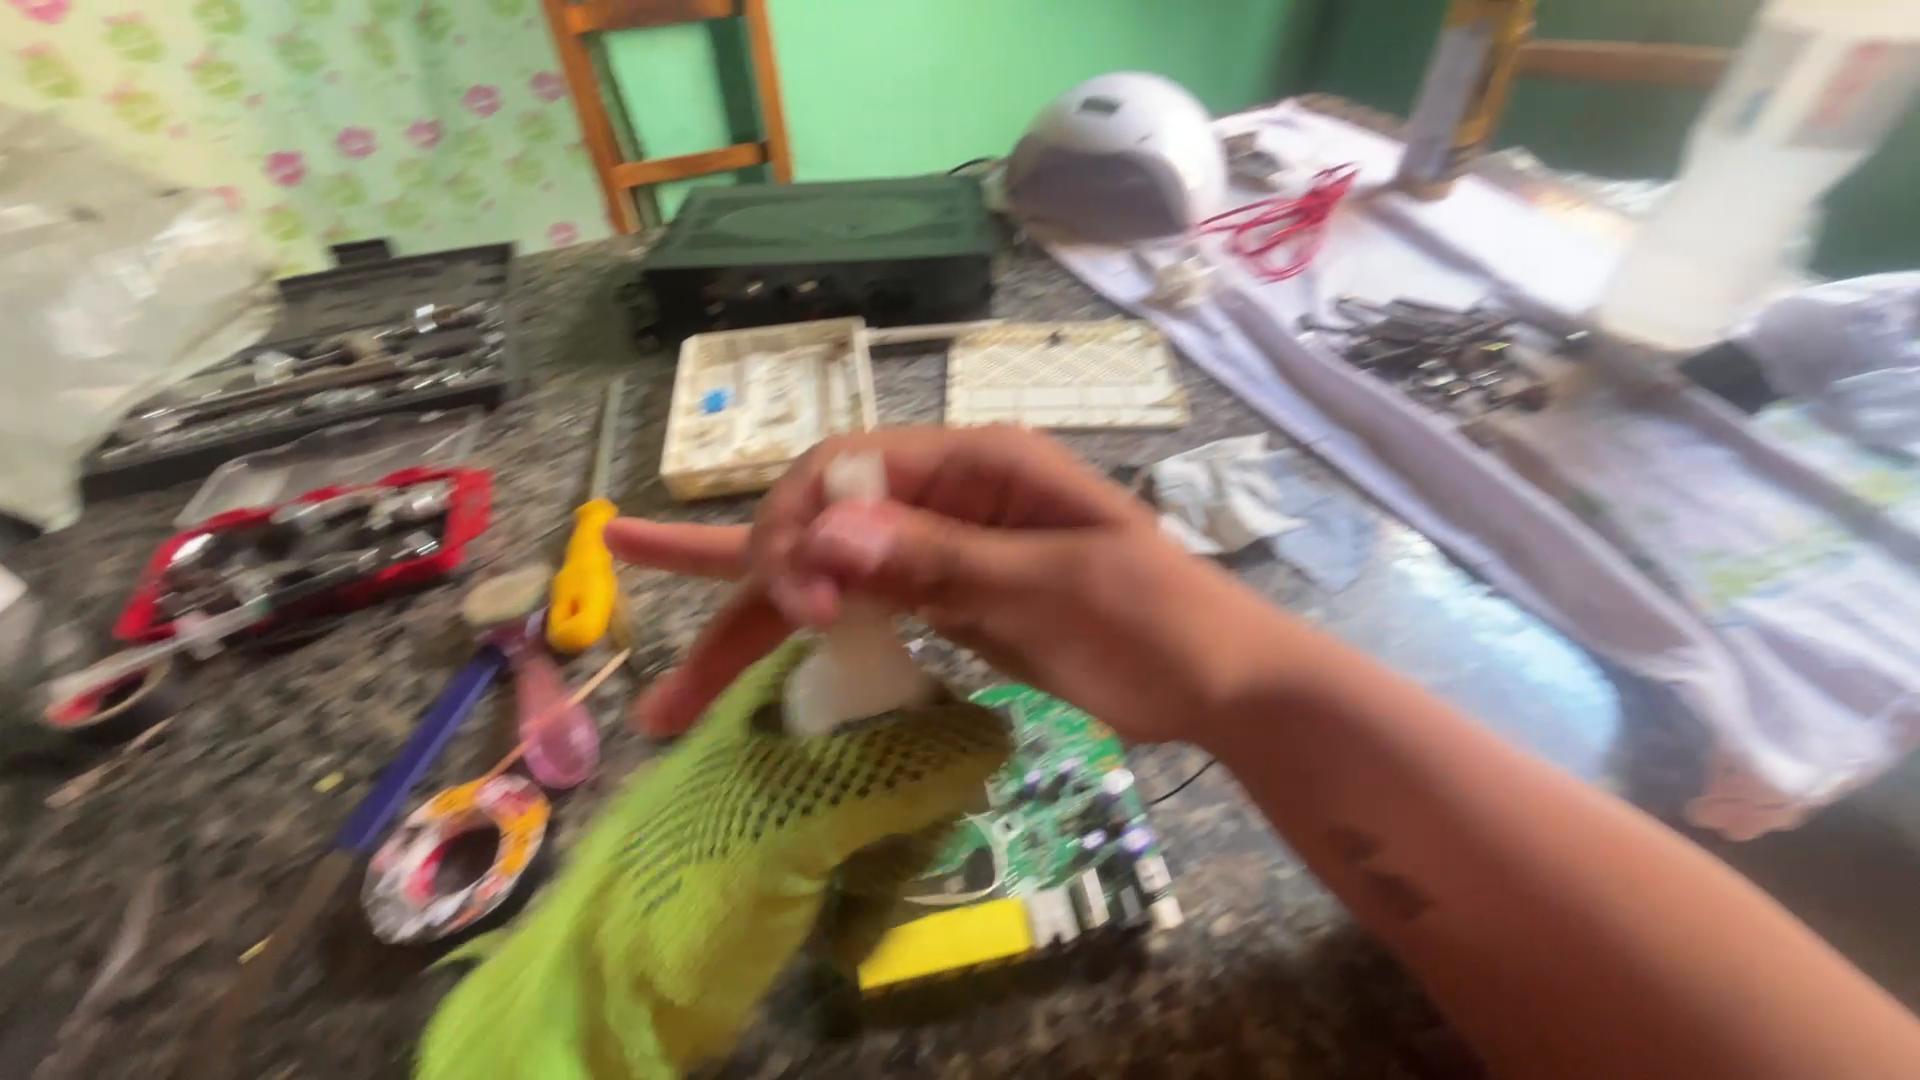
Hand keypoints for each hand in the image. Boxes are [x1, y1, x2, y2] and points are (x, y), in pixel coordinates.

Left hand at [418, 639, 1009, 1078]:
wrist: (611, 996)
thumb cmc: (691, 884)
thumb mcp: (791, 817)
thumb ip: (892, 767)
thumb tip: (995, 733)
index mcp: (782, 689)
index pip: (885, 660)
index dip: (926, 705)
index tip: (949, 769)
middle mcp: (800, 726)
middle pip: (906, 733)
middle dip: (918, 799)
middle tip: (901, 850)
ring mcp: (807, 788)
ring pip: (901, 793)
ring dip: (901, 851)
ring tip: (864, 902)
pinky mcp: (814, 842)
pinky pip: (881, 841)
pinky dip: (881, 881)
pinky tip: (856, 924)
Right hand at [608, 427, 1301, 745]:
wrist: (1217, 683)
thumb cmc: (1160, 624)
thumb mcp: (1059, 586)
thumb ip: (942, 561)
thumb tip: (821, 539)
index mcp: (978, 464)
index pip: (848, 471)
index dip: (803, 531)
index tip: (801, 607)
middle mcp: (944, 495)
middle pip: (819, 522)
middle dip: (755, 586)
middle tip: (700, 673)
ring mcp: (938, 551)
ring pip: (825, 575)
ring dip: (749, 630)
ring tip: (669, 699)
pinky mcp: (940, 601)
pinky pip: (857, 609)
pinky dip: (801, 636)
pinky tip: (739, 654)